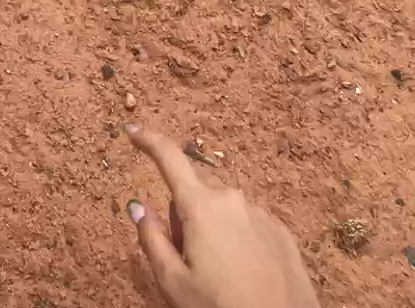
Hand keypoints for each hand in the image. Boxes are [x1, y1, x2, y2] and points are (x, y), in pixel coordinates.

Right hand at [124, 125, 318, 307]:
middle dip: (183, 213)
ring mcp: (260, 214)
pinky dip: (236, 236)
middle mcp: (232, 198)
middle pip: (194, 190)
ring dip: (211, 225)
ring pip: (221, 207)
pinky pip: (247, 221)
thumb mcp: (174, 284)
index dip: (148, 140)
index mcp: (201, 206)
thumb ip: (151, 239)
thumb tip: (138, 206)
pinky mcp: (282, 233)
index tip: (132, 130)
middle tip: (186, 256)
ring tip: (218, 272)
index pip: (169, 158)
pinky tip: (244, 273)